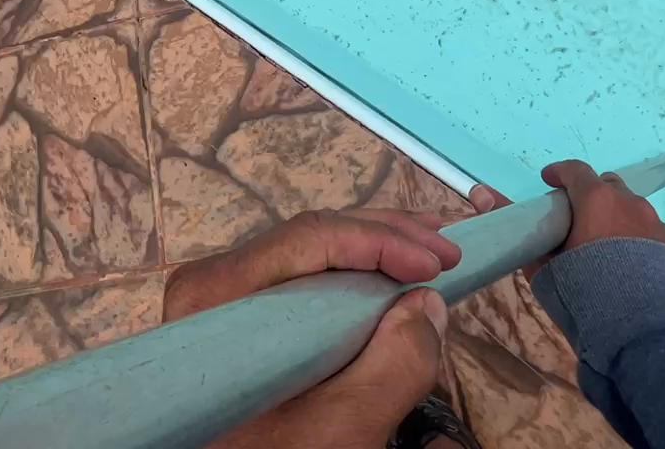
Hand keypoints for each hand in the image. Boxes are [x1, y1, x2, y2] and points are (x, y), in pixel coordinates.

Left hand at [162, 209, 460, 447]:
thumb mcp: (335, 435)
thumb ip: (391, 369)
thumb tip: (428, 304)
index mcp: (218, 292)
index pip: (311, 238)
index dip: (383, 239)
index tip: (441, 260)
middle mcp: (215, 279)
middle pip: (314, 238)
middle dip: (388, 236)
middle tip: (449, 245)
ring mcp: (226, 296)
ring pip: (313, 255)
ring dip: (376, 250)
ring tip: (430, 248)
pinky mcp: (243, 318)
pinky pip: (305, 280)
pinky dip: (354, 277)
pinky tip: (389, 277)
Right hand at [466, 159, 664, 273]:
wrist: (642, 332)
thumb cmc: (584, 290)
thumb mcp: (541, 261)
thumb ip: (513, 225)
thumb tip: (478, 191)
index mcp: (594, 198)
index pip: (575, 169)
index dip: (559, 173)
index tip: (548, 183)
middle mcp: (627, 202)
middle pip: (607, 185)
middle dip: (591, 195)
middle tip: (577, 219)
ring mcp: (654, 223)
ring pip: (631, 208)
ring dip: (616, 217)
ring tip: (604, 247)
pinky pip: (650, 231)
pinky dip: (637, 238)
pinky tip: (629, 265)